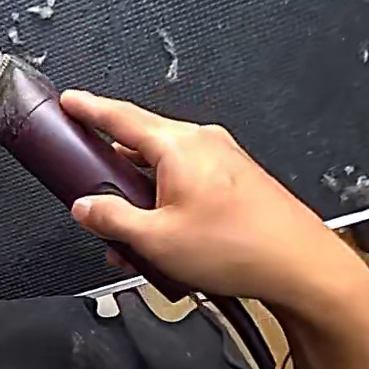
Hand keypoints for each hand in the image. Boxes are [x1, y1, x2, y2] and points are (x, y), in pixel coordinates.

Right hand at [61, 91, 368, 330]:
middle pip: (140, 147)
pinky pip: (183, 186)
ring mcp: (220, 162)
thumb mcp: (155, 239)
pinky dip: (163, 208)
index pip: (121, 117)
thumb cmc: (240, 247)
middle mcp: (202, 145)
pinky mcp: (231, 182)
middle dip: (111, 176)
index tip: (70, 102)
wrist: (298, 266)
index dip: (88, 109)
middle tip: (92, 196)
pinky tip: (159, 242)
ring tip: (130, 240)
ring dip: (138, 203)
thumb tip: (86, 207)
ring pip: (161, 173)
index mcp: (180, 146)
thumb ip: (111, 220)